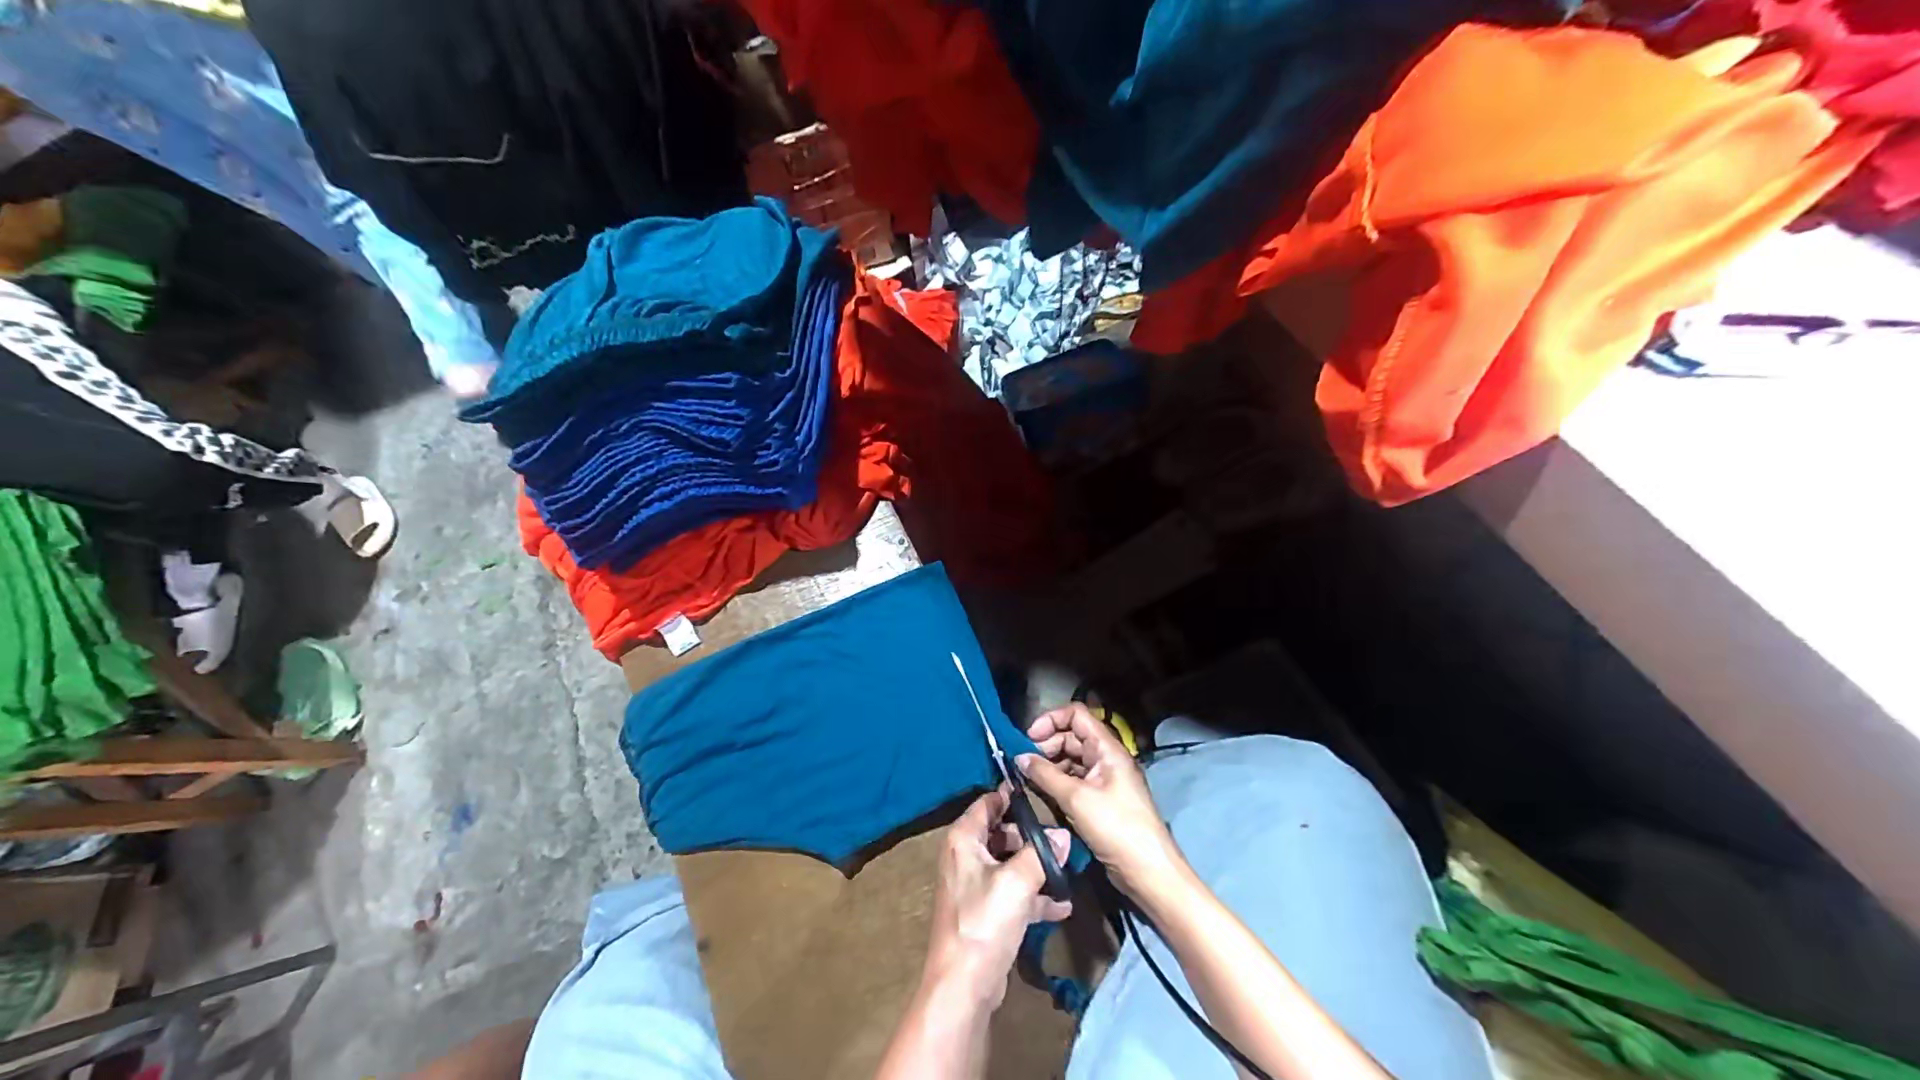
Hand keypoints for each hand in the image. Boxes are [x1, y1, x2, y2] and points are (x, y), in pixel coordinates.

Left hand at [925, 789, 1073, 1007]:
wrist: (963, 984)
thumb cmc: (984, 921)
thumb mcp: (1017, 881)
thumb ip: (1041, 853)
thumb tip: (1063, 835)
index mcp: (964, 839)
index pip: (987, 803)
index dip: (1011, 795)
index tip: (1039, 790)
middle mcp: (965, 856)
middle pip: (1001, 833)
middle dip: (1030, 835)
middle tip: (1060, 835)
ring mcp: (974, 885)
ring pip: (1009, 863)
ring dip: (1035, 866)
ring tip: (1066, 868)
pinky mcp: (985, 912)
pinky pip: (1013, 893)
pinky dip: (1033, 896)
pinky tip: (1061, 905)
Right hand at [1020, 704, 1190, 911]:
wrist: (1148, 871)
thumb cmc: (1116, 828)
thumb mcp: (1077, 799)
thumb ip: (1046, 775)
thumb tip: (1020, 758)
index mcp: (1107, 749)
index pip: (1076, 715)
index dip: (1051, 720)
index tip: (1028, 738)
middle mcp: (1106, 758)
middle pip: (1071, 737)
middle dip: (1046, 745)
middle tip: (1024, 763)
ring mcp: (1104, 780)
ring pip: (1071, 760)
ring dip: (1049, 766)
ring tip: (1028, 780)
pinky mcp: (1101, 800)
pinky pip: (1075, 781)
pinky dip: (1057, 783)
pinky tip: (1041, 794)